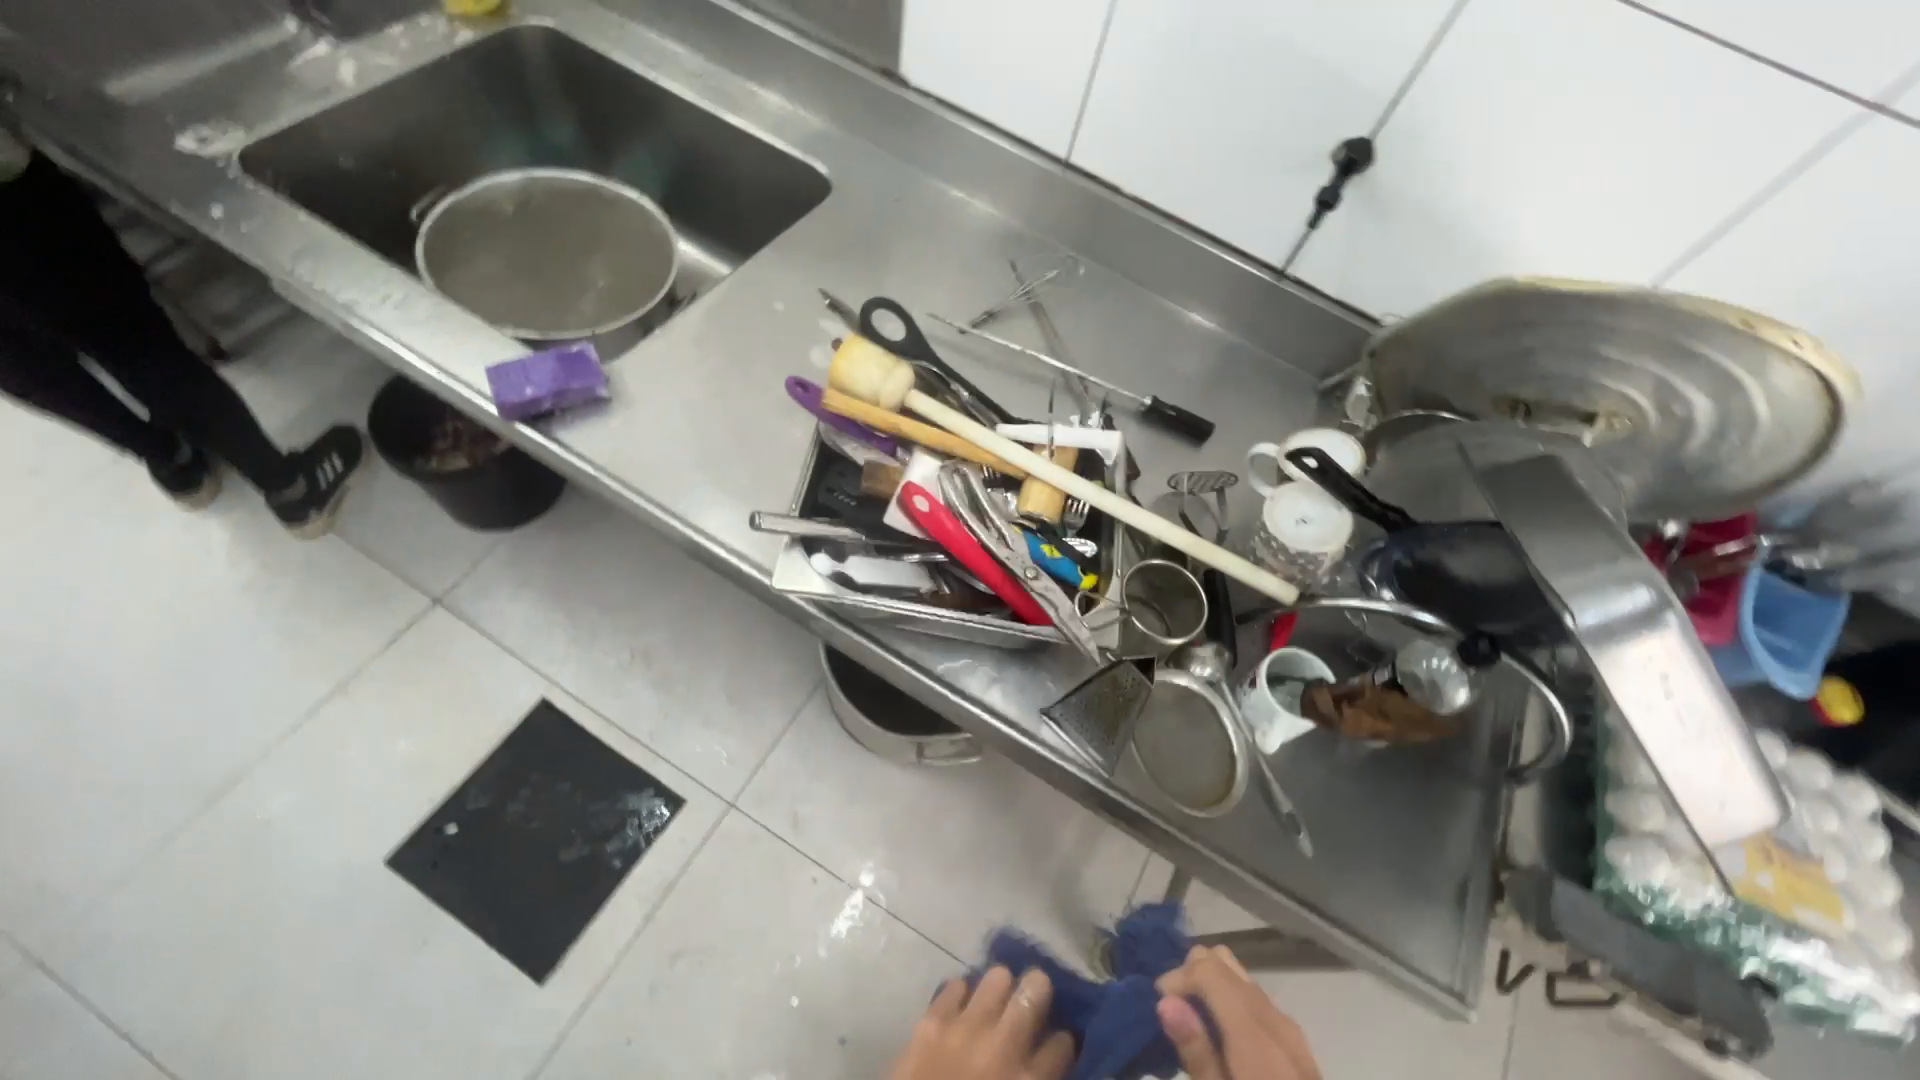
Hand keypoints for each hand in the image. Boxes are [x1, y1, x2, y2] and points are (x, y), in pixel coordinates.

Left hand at [888, 966, 1074, 1079]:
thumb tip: (1039, 1066)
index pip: (1063, 1042)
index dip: (1060, 1041)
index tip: (1053, 1043)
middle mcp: (1005, 1045)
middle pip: (1036, 989)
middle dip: (1038, 989)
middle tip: (1031, 999)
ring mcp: (966, 1027)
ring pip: (997, 977)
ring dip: (1000, 987)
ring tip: (995, 1001)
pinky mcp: (932, 1021)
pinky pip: (956, 986)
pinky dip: (960, 995)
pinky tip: (960, 1010)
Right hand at [1156, 946, 1320, 1079]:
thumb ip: (1197, 1053)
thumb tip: (1166, 1001)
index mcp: (1255, 1034)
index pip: (1208, 967)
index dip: (1177, 979)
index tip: (1160, 1010)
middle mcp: (1274, 1018)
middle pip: (1223, 961)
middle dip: (1191, 977)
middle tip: (1175, 1017)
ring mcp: (1288, 1026)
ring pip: (1238, 975)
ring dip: (1209, 987)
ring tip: (1193, 1026)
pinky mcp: (1293, 1038)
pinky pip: (1252, 997)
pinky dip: (1227, 1001)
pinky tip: (1219, 1038)